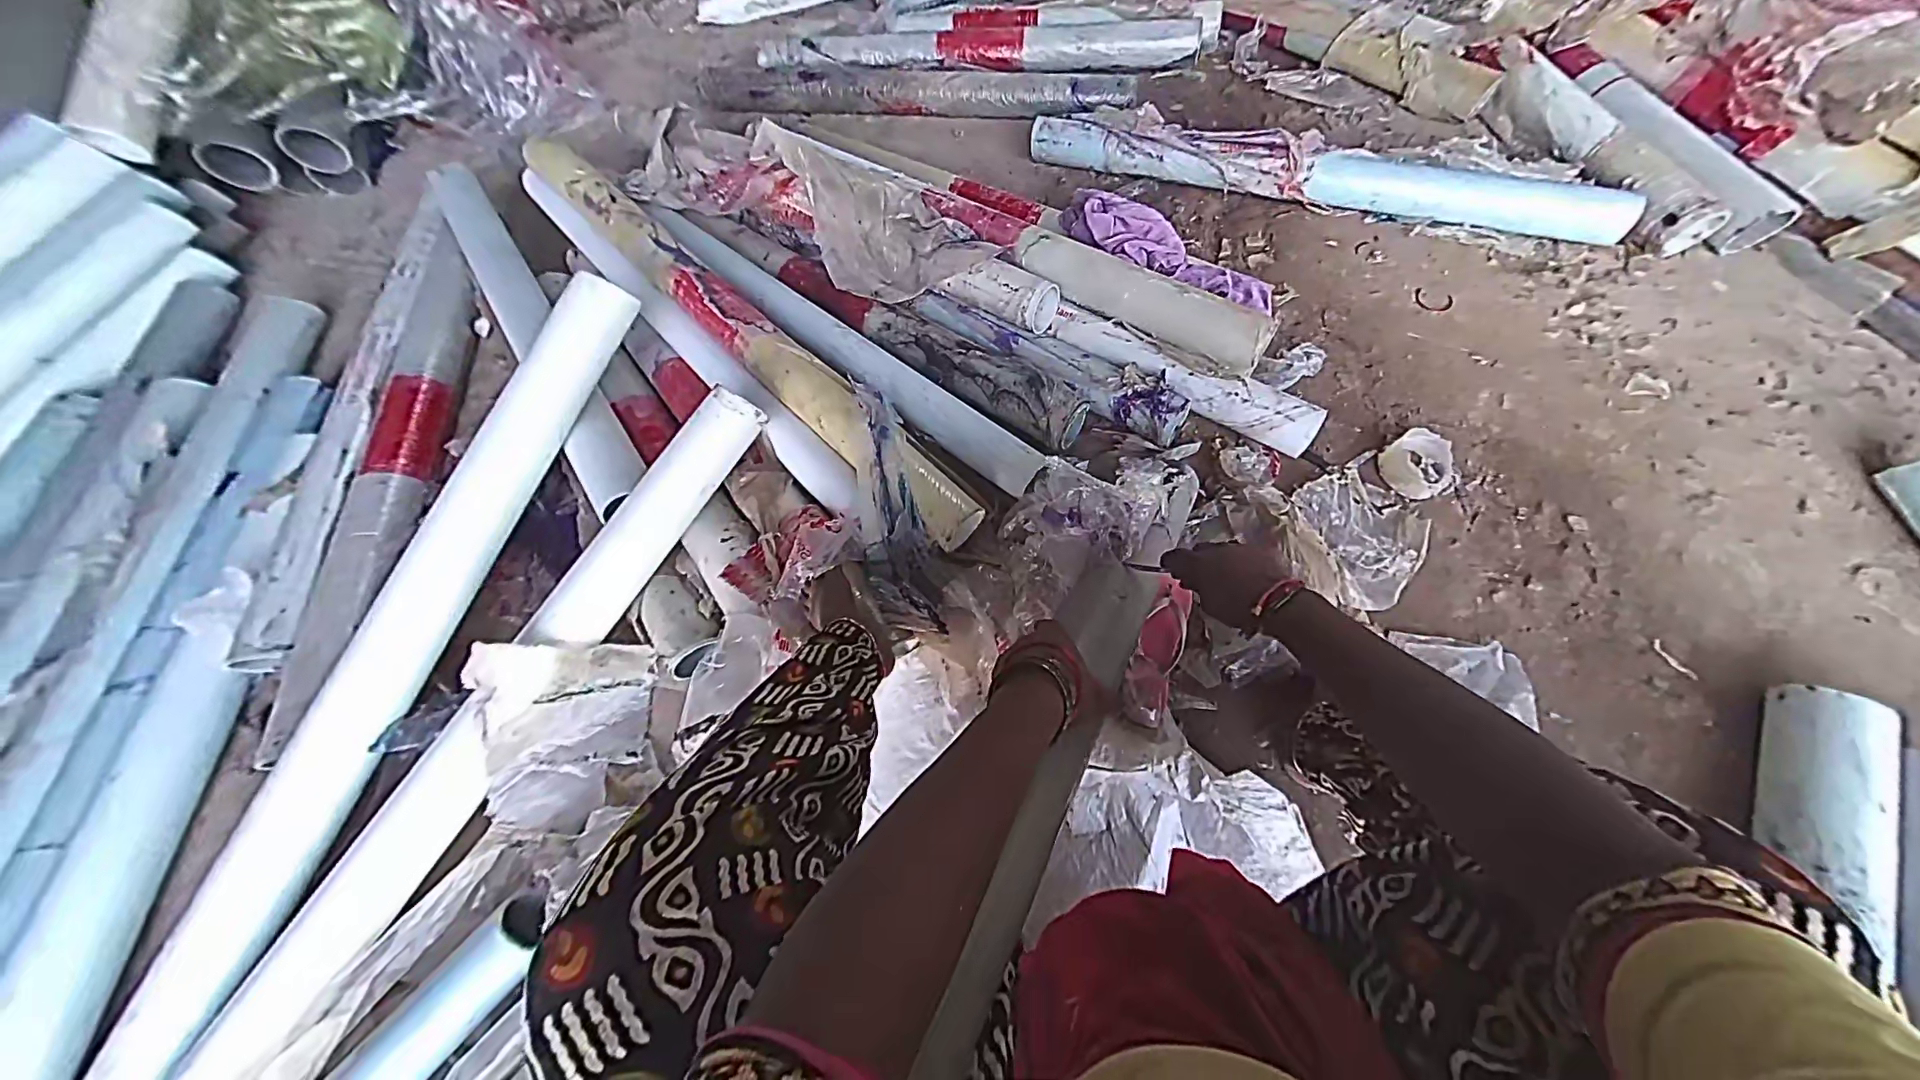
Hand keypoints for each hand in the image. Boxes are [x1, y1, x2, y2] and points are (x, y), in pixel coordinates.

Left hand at [994, 620, 1109, 727]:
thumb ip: (1102, 696)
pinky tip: (1019, 698)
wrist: (1031, 702)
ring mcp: (1009, 654)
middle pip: (1032, 641)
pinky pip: (1004, 674)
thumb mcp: (1093, 695)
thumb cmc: (1068, 689)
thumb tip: (1116, 703)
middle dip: (1038, 654)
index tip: (1060, 647)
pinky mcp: (995, 673)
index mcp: (1055, 636)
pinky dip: (1010, 683)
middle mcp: (1030, 639)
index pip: (1052, 626)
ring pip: (1016, 656)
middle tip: (1048, 672)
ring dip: (1022, 668)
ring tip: (1033, 689)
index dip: (1055, 636)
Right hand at [1162, 542, 1294, 632]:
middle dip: (1196, 561)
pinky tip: (1243, 574)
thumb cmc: (1237, 608)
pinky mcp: (1259, 549)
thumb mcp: (1209, 604)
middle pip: (1199, 550)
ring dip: (1218, 560)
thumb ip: (1198, 588)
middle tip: (1197, 576)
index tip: (1169, 569)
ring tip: (1223, 576)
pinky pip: (1242, 553)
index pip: (1175, 557)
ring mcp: (1238, 547)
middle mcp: (1216, 549)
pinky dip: (1239, 561)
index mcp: (1198, 563)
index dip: (1170, 562)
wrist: (1277, 601)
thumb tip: (1192, 581)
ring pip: (1221, 550)